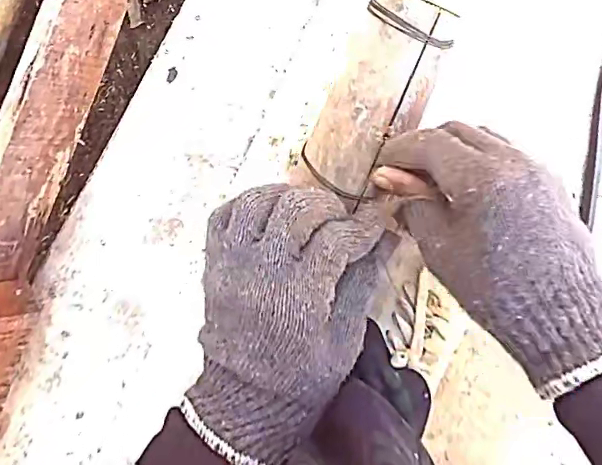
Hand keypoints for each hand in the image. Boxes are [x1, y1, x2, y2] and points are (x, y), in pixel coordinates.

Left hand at [186, 185, 388, 463]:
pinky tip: (272, 215)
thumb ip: (364, 280)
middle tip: (340, 219)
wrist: (241, 405)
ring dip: (289, 197)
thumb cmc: (300, 376)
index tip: (379, 218)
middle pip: (297, 207)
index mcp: (298, 296)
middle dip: (328, 206)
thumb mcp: (345, 338)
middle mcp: (261, 272)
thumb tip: (388, 235)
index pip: (337, 236)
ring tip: (306, 212)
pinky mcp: (213, 262)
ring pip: (259, 199)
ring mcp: (231, 264)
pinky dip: (252, 204)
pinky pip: (227, 211)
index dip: (365, 223)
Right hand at [372, 123, 601, 397]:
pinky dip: (482, 158)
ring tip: (439, 180)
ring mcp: (532, 164)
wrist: (561, 315)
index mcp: (480, 175)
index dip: (401, 151)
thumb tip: (392, 179)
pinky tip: (472, 187)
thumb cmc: (498, 291)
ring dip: (456, 148)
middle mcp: (509, 158)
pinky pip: (507, 151)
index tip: (386, 165)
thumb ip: (415, 204)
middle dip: (426, 145)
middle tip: (408, 172)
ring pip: (483, 136)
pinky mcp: (547, 176)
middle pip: (456, 130)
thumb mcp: (441, 250)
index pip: (430, 142)